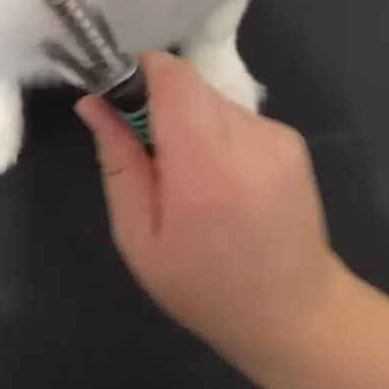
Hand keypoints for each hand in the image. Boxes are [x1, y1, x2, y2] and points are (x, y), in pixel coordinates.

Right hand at [77, 53, 354, 373]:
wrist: (295, 315)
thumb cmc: (204, 287)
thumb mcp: (139, 238)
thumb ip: (117, 163)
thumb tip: (93, 103)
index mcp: (206, 169)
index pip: (173, 77)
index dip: (140, 73)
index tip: (120, 101)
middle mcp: (249, 141)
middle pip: (189, 85)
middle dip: (159, 106)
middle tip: (150, 156)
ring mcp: (277, 137)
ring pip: (211, 98)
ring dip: (188, 122)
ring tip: (190, 177)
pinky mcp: (291, 140)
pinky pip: (235, 116)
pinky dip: (216, 134)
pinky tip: (223, 182)